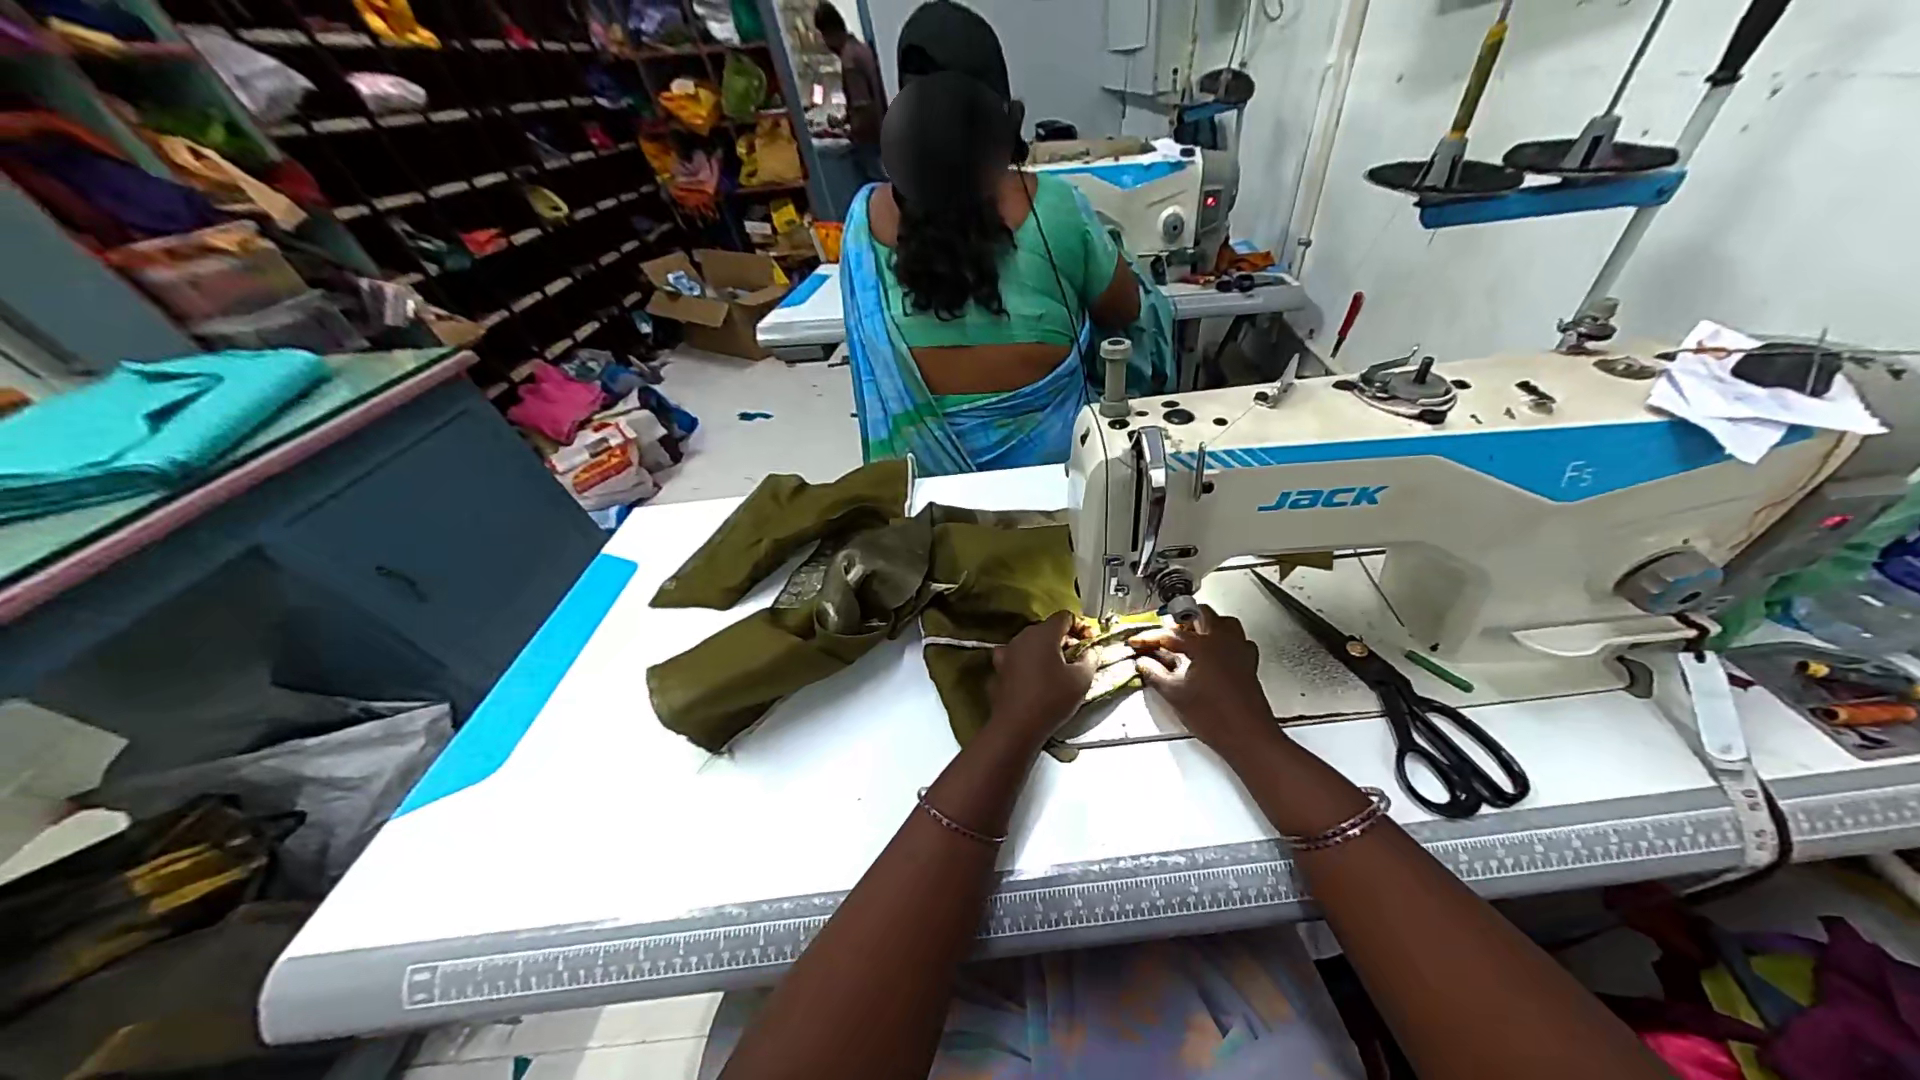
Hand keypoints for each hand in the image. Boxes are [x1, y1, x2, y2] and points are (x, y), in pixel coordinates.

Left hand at [988, 612, 1094, 745]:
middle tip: (1077, 657)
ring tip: (1056, 669)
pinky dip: (1027, 664)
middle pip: (1046, 629)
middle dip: (1064, 639)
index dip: (1080, 626)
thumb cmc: (1052, 699)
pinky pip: (1016, 660)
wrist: (1017, 726)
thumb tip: (1092, 651)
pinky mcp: (998, 670)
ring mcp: (1006, 653)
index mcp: (1043, 634)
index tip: (1089, 642)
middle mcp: (1022, 638)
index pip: (1064, 617)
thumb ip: (1090, 659)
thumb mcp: (1082, 679)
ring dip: (1044, 651)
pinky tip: (1033, 678)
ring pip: (1030, 644)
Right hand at [1132, 607, 1274, 751]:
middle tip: (1163, 636)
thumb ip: (1155, 673)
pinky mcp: (1249, 663)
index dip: (1150, 638)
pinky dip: (1222, 640)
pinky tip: (1214, 652)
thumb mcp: (1174, 694)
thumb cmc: (1215, 717)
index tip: (1137, 643)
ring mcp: (1240, 650)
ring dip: (1204, 625)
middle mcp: (1224, 641)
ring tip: (1188, 636)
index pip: (1170, 634)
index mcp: (1204, 645)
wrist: (1248, 737)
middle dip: (1179, 622)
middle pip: (1200, 615)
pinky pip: (1236, 640)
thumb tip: (1143, 663)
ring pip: (1222, 623)